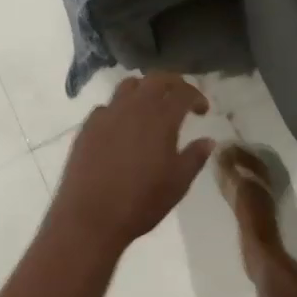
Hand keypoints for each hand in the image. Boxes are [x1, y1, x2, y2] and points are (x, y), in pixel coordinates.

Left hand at [50, 73, 214, 248]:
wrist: (89, 218)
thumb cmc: (141, 202)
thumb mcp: (178, 183)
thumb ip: (195, 157)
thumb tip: (208, 140)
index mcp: (161, 118)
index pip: (183, 92)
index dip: (196, 96)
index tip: (202, 110)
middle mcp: (134, 107)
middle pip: (156, 79)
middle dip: (173, 83)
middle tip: (181, 98)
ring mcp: (107, 114)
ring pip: (129, 86)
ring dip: (145, 90)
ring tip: (151, 107)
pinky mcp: (88, 127)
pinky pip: (107, 106)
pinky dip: (120, 109)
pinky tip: (122, 128)